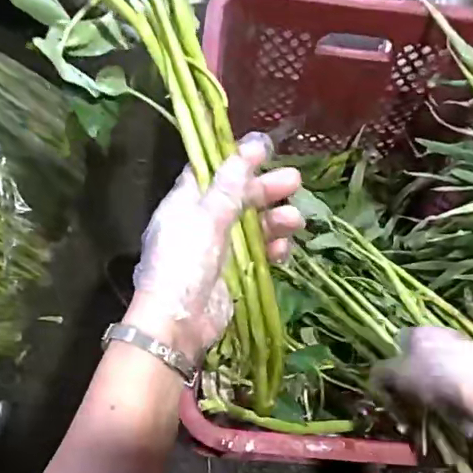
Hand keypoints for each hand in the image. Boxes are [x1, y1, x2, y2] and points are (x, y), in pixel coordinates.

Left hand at [124, 133, 303, 359]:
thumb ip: (228, 187)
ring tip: (295, 221)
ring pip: (252, 227)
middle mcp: (201, 224)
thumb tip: (247, 149)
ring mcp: (217, 251)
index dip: (239, 160)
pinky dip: (271, 251)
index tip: (267, 149)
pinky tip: (284, 251)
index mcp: (185, 204)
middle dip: (266, 190)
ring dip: (274, 221)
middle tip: (295, 182)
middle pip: (238, 198)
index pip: (213, 173)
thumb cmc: (184, 264)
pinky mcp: (232, 276)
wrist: (177, 323)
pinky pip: (257, 256)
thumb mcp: (205, 218)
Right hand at [376, 326, 472, 415]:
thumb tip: (374, 374)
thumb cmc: (431, 379)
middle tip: (417, 392)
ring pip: (448, 362)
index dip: (397, 359)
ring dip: (443, 378)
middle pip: (427, 350)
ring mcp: (470, 345)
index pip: (402, 339)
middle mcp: (445, 332)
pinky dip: (462, 386)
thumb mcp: (396, 377)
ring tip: (440, 403)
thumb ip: (381, 373)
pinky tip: (460, 404)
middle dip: (421, 368)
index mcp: (421, 331)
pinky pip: (467, 374)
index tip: (397, 380)